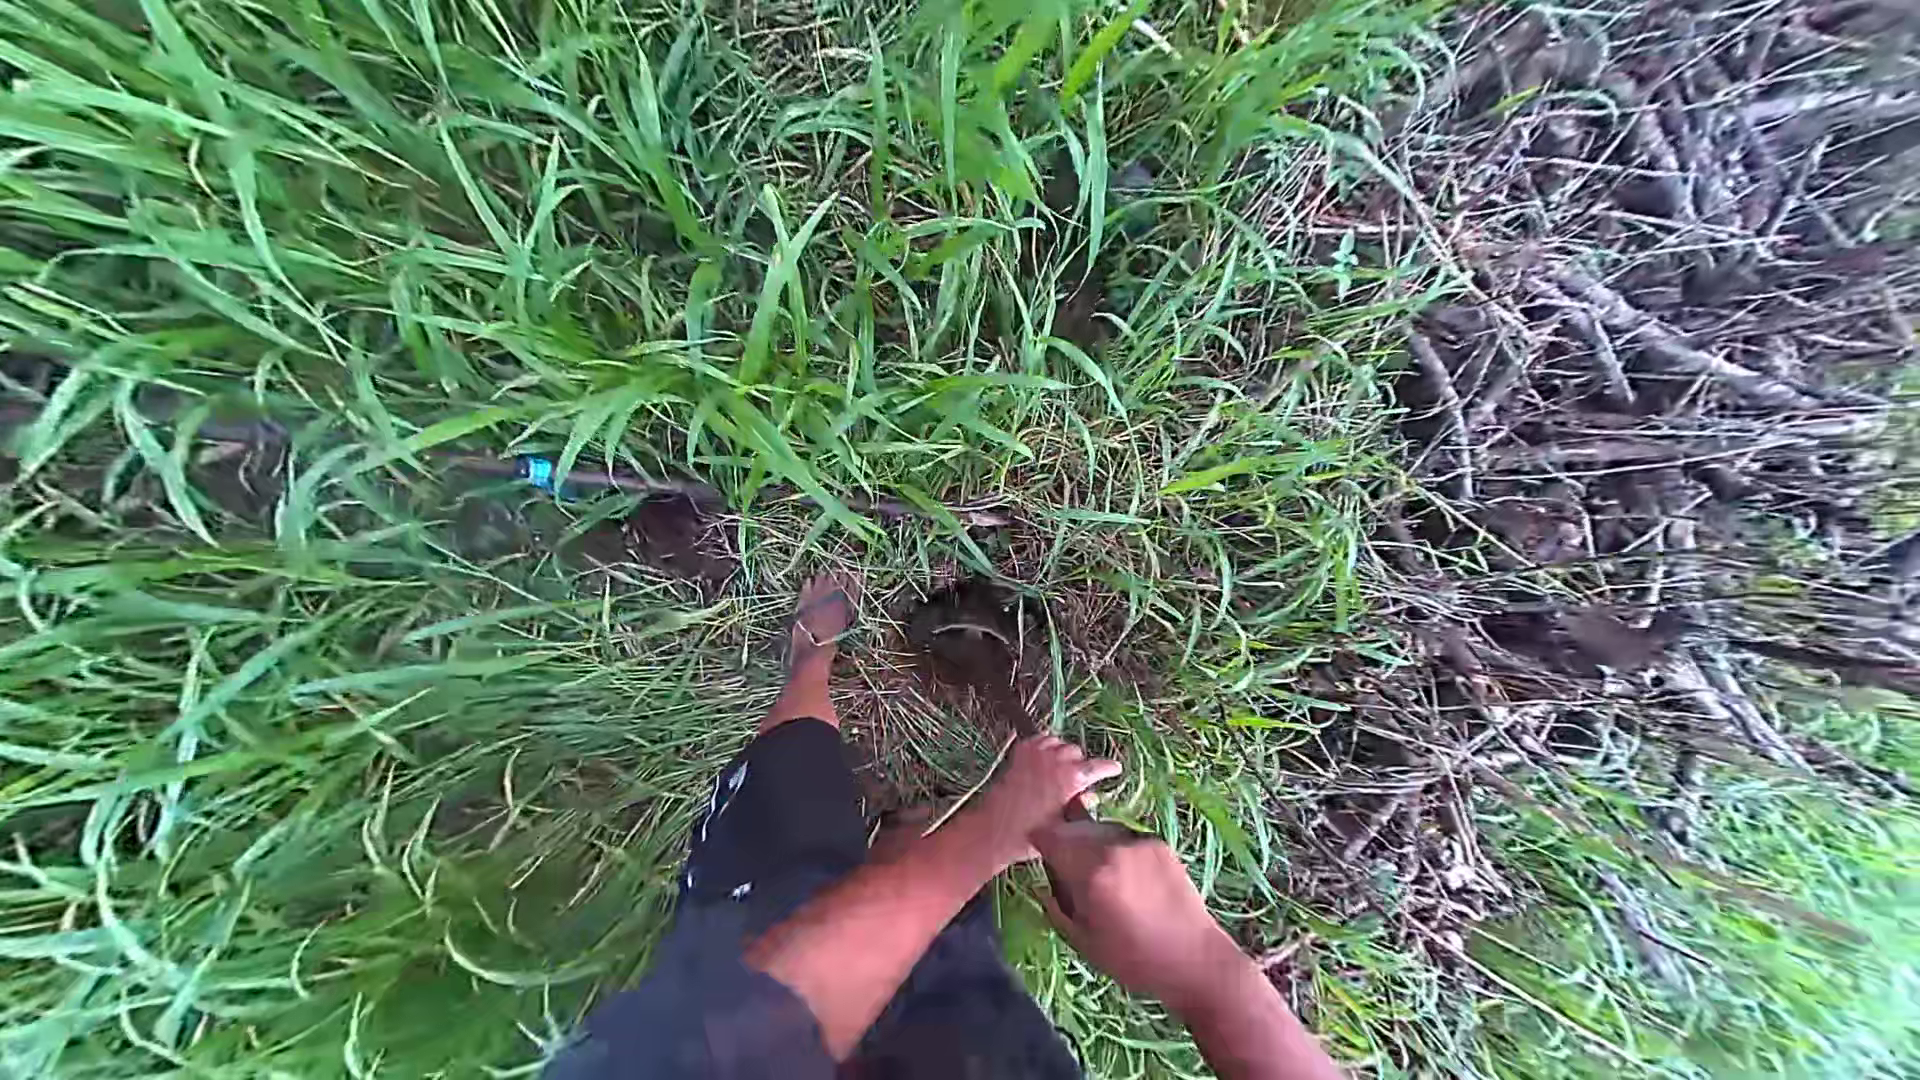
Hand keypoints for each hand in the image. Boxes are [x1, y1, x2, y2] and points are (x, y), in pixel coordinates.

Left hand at [958, 736, 1120, 872]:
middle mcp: (1057, 760)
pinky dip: (1045, 747)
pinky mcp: (1021, 751)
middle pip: (1077, 752)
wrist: (996, 827)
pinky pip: (1041, 740)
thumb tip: (1089, 795)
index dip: (1108, 768)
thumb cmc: (1032, 833)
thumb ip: (1081, 806)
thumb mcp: (1065, 825)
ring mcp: (1037, 752)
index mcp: (1072, 778)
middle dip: (1080, 764)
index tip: (1114, 769)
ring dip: (1062, 754)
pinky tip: (1044, 760)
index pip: (1099, 766)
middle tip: (1076, 780)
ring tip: (1058, 770)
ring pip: (1059, 743)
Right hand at [1033, 819, 1247, 1014]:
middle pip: (1073, 827)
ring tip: (1105, 875)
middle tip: (1071, 868)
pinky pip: (1125, 837)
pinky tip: (1130, 877)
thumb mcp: (1084, 943)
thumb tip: (1041, 883)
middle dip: (1066, 842)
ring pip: (1100, 829)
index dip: (1040, 840)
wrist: (1196, 961)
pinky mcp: (1157, 841)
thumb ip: (1055, 908)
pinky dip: (1119, 850)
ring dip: (1093, 843)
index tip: (1040, 851)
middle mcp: (1111, 847)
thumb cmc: (1135, 959)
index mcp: (1089, 871)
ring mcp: (1136, 841)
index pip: (1049, 834)